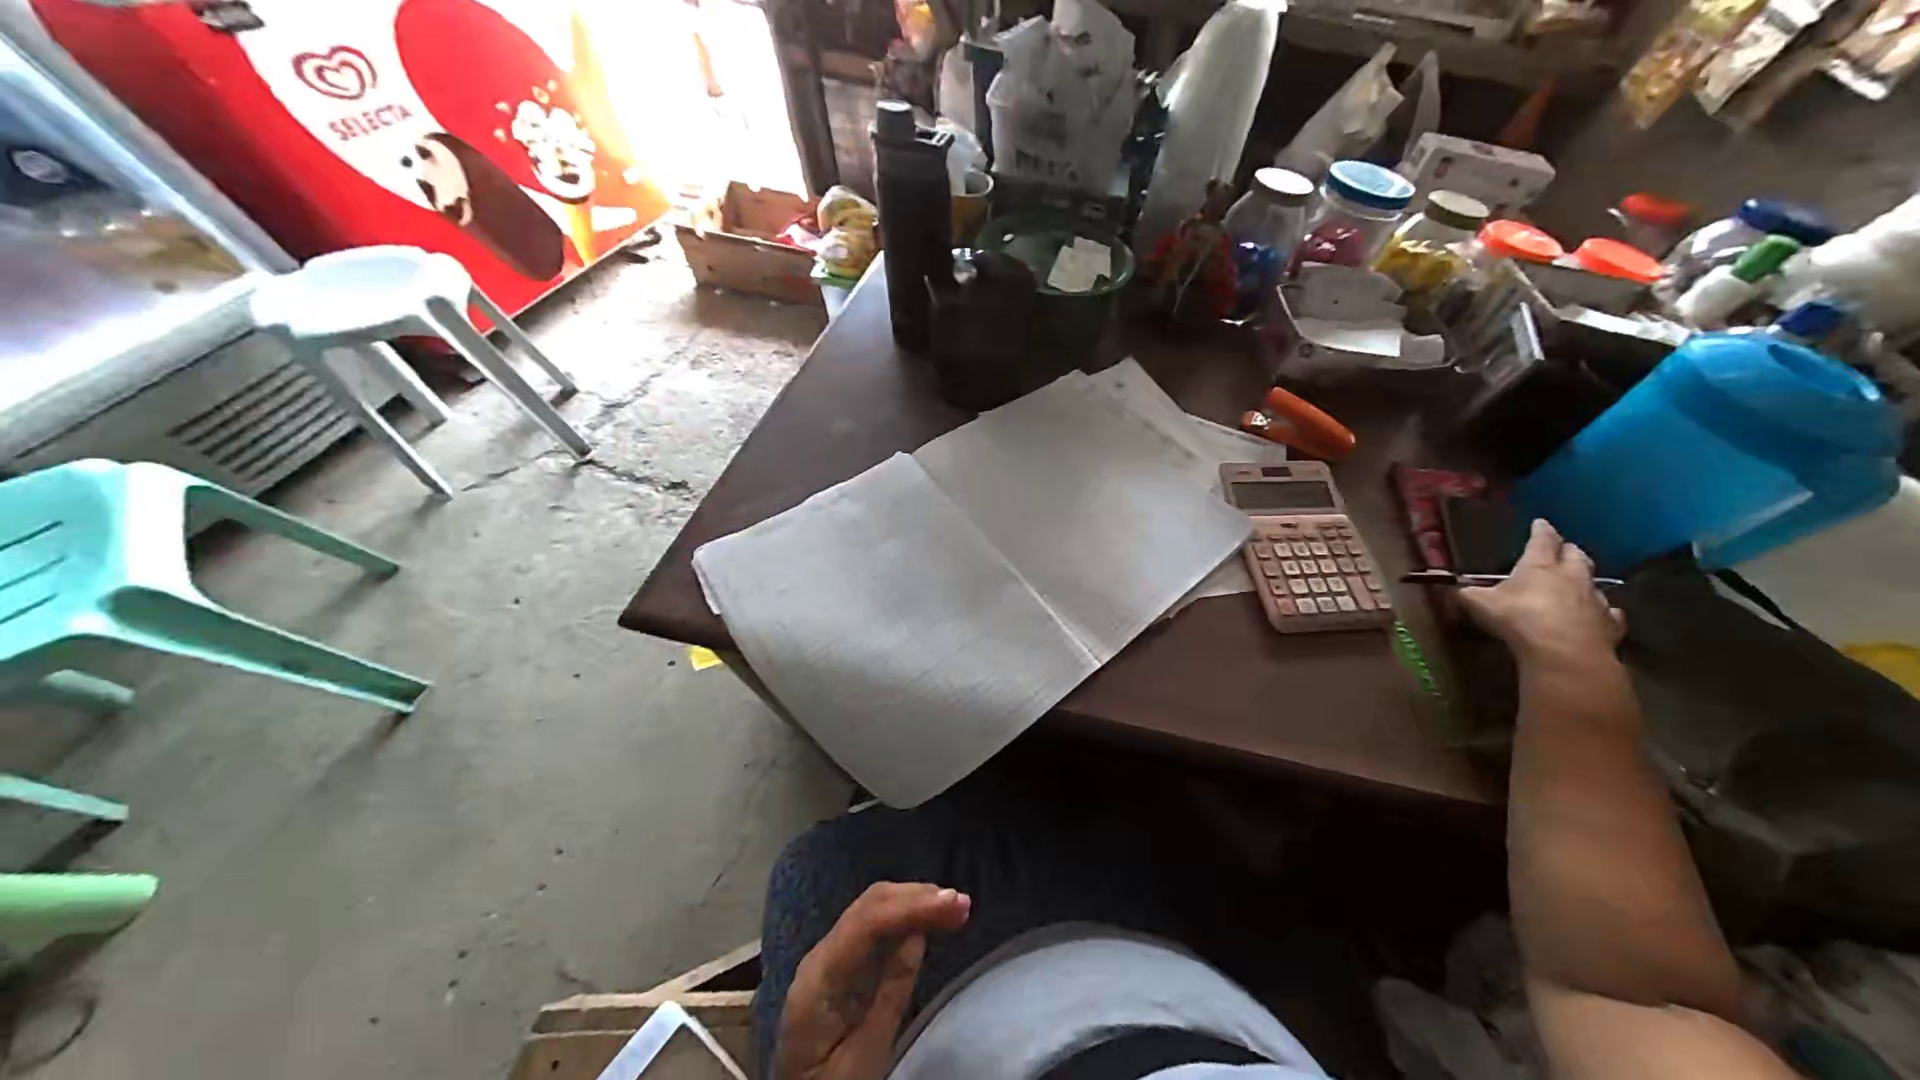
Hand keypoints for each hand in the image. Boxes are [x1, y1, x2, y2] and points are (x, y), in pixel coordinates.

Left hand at [775, 883, 971, 1079]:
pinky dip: (904, 916)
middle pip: (868, 906)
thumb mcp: (862, 1060)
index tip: (952, 903)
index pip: (865, 923)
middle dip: (916, 897)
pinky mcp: (842, 963)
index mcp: (818, 978)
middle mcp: (821, 955)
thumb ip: (889, 998)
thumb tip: (916, 937)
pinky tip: (928, 917)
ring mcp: (829, 956)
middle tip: (961, 904)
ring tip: (954, 907)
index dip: (910, 906)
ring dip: (914, 901)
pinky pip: (873, 926)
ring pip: (872, 909)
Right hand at [1459, 519, 1624, 669]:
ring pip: (1594, 582)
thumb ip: (1466, 593)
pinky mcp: (1609, 624)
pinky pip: (1608, 612)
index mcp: (1540, 566)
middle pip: (1576, 556)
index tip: (1540, 523)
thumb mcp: (1479, 604)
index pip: (1542, 540)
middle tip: (1562, 549)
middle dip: (1568, 550)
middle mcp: (1572, 576)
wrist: (1563, 653)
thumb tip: (1452, 587)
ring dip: (1585, 579)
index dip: (1541, 530)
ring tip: (1578, 581)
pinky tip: (1598, 614)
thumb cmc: (1518, 619)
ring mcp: (1595, 600)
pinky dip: (1602, 610)